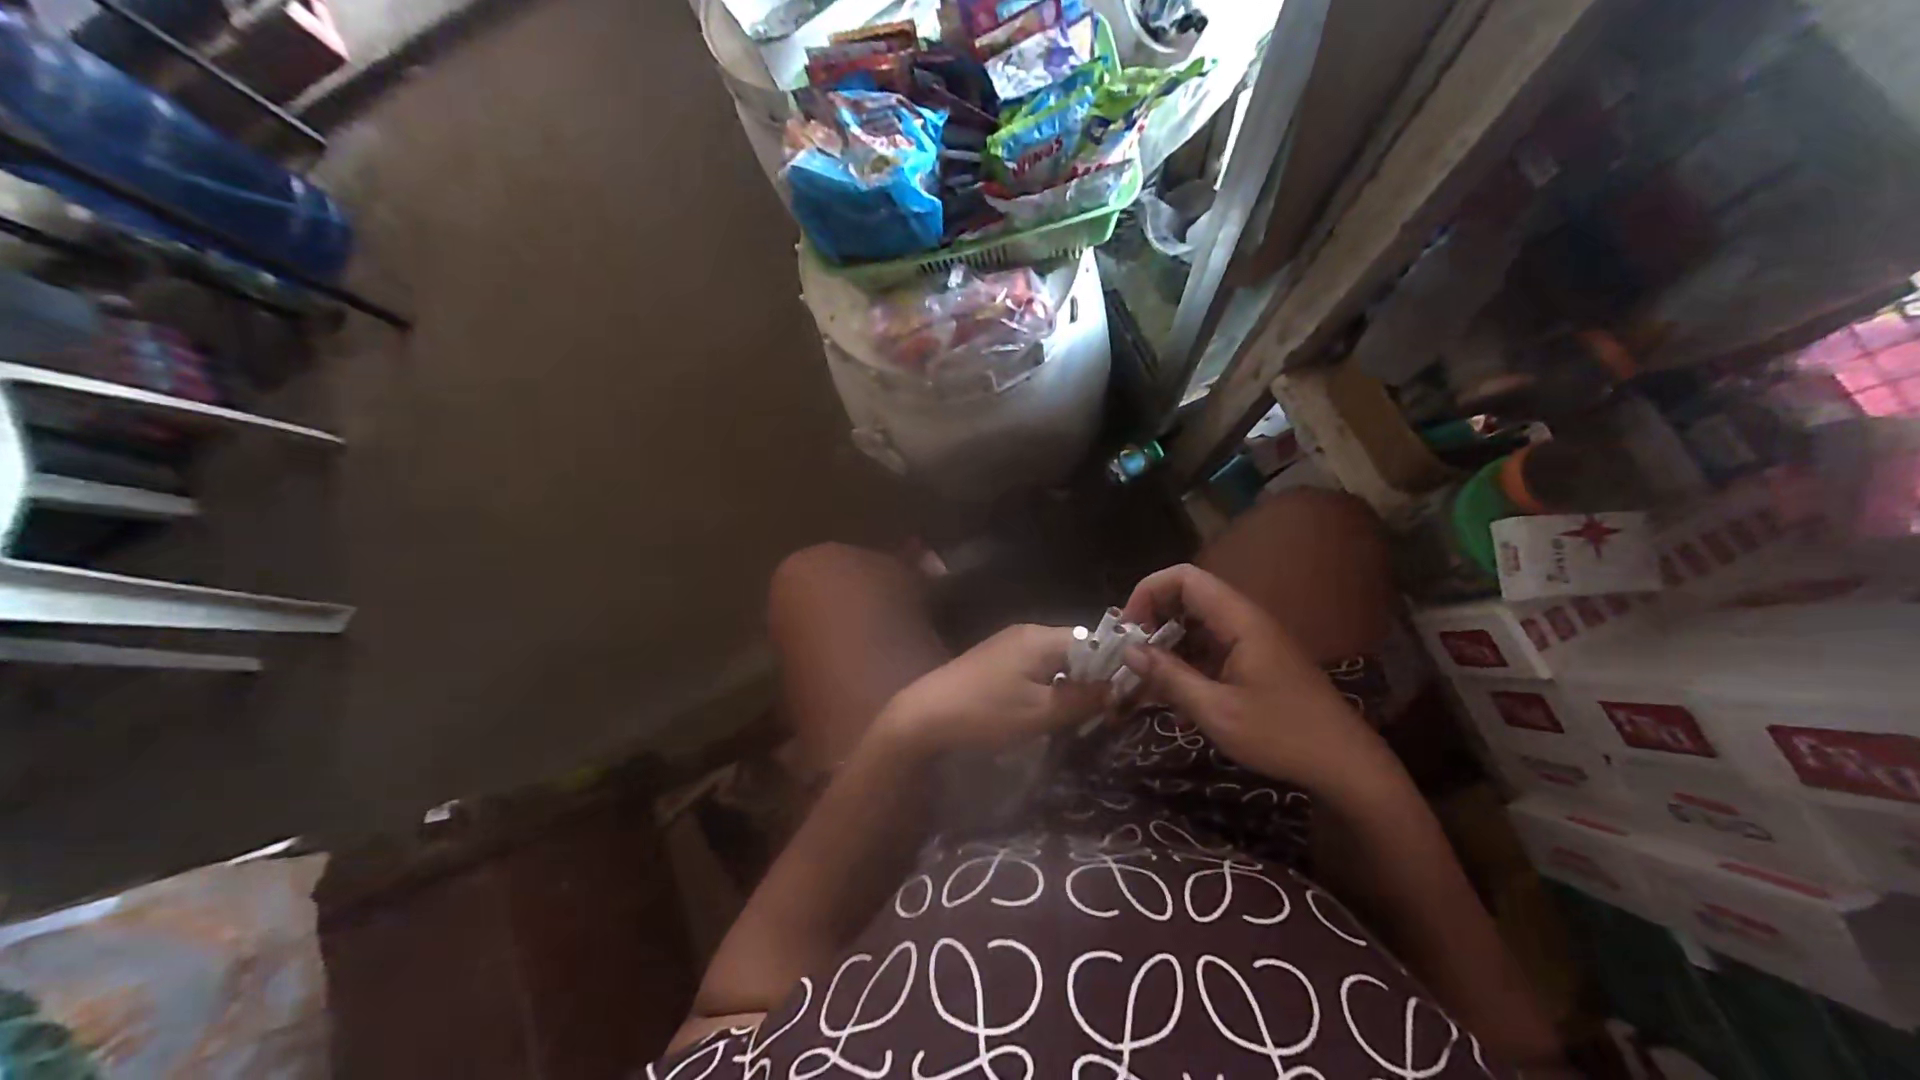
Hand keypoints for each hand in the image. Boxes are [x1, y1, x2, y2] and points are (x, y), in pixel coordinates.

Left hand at [876, 624, 1105, 759]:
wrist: (924, 716)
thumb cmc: (985, 713)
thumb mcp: (1040, 714)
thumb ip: (1082, 700)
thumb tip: (1117, 689)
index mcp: (1041, 638)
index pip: (1095, 642)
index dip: (1114, 668)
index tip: (1125, 698)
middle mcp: (1027, 633)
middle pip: (1076, 650)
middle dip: (1092, 679)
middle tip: (1105, 713)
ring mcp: (1008, 645)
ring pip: (1055, 661)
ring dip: (1070, 686)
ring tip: (1079, 717)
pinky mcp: (995, 661)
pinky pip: (1035, 668)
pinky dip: (1048, 686)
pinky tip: (1047, 711)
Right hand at [1120, 564, 1391, 791]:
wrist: (1345, 765)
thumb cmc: (1281, 735)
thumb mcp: (1216, 711)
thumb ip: (1170, 676)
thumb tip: (1130, 650)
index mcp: (1240, 621)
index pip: (1184, 578)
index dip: (1148, 592)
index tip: (1128, 630)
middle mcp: (1245, 622)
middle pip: (1188, 598)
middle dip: (1152, 621)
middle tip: (1131, 656)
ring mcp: (1252, 643)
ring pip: (1196, 627)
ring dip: (1167, 648)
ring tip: (1144, 683)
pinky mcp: (1255, 664)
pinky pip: (1210, 651)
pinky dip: (1186, 667)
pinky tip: (1174, 704)